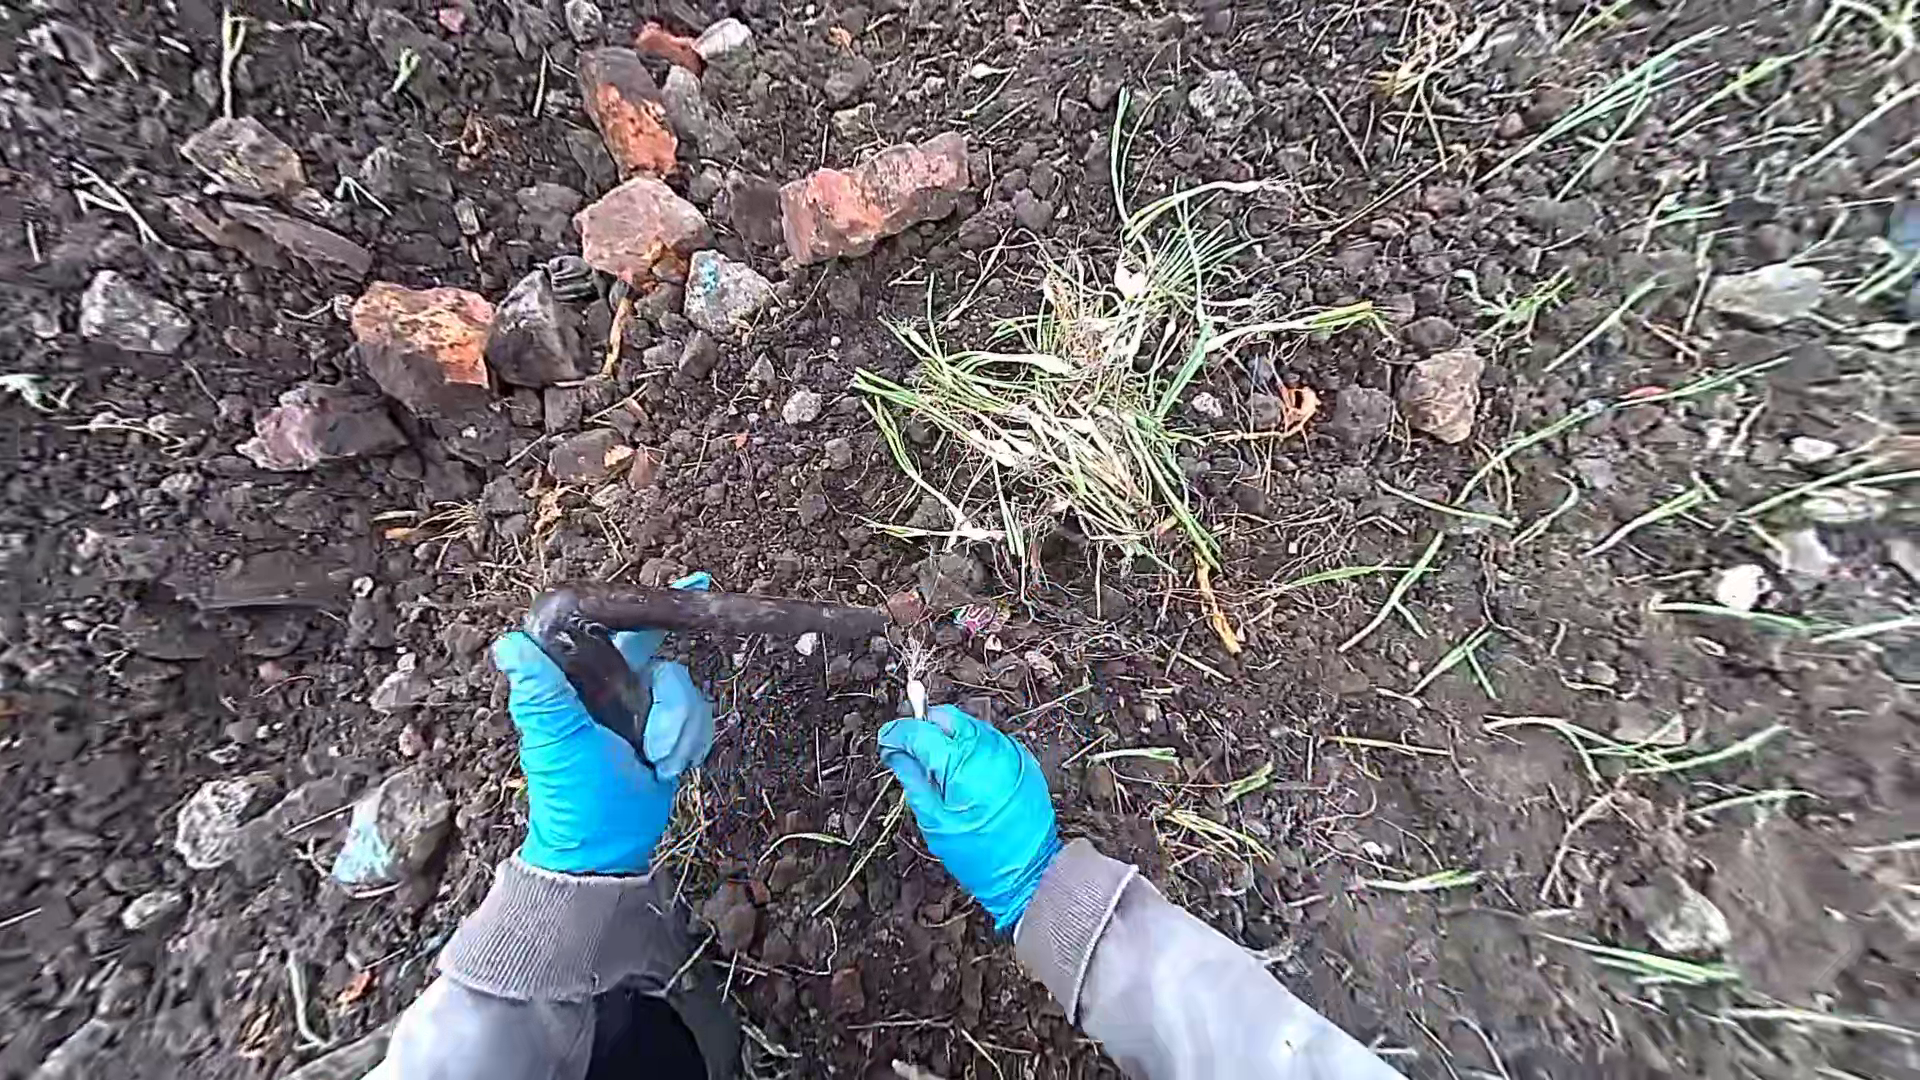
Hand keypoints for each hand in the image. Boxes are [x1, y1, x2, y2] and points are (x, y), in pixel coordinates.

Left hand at [492, 624, 713, 874]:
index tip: (692, 583)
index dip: (655, 606)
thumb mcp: (558, 742)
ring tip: (657, 763)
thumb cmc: (574, 793)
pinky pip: (702, 716)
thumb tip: (509, 642)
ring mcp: (651, 708)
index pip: (623, 631)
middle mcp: (623, 687)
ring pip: (689, 694)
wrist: (610, 844)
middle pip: (668, 666)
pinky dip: (692, 742)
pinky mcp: (676, 728)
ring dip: (679, 732)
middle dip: (671, 704)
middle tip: (657, 742)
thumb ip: (542, 693)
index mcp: (589, 682)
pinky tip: (674, 766)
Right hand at [880, 705, 1061, 929]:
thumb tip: (895, 752)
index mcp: (960, 764)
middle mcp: (985, 748)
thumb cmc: (980, 854)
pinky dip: (969, 744)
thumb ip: (913, 778)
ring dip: (946, 735)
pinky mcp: (1017, 755)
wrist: (1028, 868)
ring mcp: (1004, 748)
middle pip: (944, 717)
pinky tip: (963, 769)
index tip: (887, 740)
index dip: (898, 733)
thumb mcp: (934, 820)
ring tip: (939, 767)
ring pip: (965, 723)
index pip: (920, 731)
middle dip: (923, 727)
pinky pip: (985, 736)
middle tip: (912, 750)